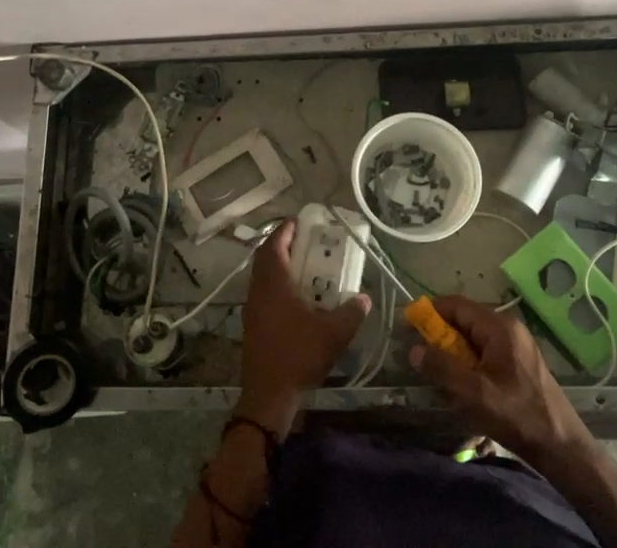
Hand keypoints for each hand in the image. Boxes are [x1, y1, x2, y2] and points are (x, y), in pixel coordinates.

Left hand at [237, 221, 369, 428]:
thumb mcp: (333, 334)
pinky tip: (295, 299)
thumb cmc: (299, 356)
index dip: (284, 231)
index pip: (273, 246)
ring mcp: (251, 309)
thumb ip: (351, 313)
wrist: (268, 394)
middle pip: (264, 258)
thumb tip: (364, 297)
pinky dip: (276, 286)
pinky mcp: (252, 325)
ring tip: (302, 267)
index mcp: (273, 284)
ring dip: (278, 267)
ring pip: (261, 277)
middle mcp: (258, 291)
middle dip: (281, 245)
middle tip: (303, 241)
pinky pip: (262, 294)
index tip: (299, 221)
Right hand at [409, 295, 590, 457]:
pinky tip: (464, 388)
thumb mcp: (474, 393)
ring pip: (473, 339)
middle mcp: (509, 329)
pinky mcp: (519, 364)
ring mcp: (516, 346)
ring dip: (453, 354)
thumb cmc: (517, 415)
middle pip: (464, 321)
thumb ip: (442, 368)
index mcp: (499, 327)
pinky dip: (469, 364)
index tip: (407, 327)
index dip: (429, 312)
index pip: (455, 305)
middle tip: (422, 358)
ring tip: (441, 377)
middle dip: (440, 337)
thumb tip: (414, 349)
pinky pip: (485, 354)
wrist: (562, 447)